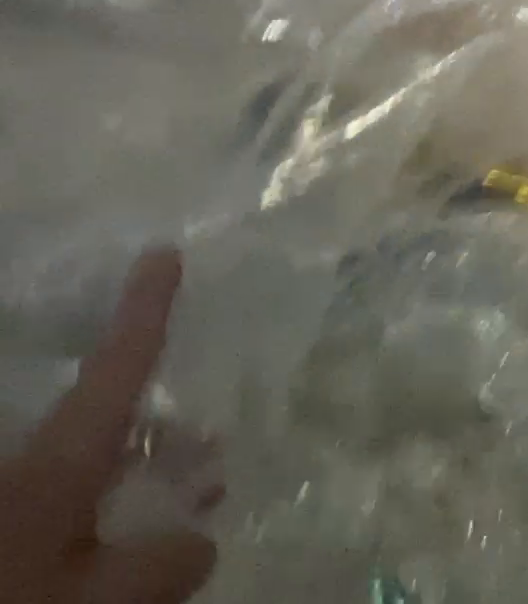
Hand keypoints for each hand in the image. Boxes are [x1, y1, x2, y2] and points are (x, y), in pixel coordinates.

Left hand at [0, 250, 217, 603]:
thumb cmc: (21, 591)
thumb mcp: (108, 592)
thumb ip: (171, 557)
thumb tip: (196, 544)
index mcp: (61, 460)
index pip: (120, 367)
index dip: (145, 309)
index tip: (162, 253)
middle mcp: (33, 468)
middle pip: (110, 426)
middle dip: (167, 431)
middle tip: (214, 451)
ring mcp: (19, 499)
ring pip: (94, 471)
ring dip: (145, 481)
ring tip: (194, 504)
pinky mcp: (16, 526)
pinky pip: (73, 509)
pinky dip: (113, 516)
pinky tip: (140, 545)